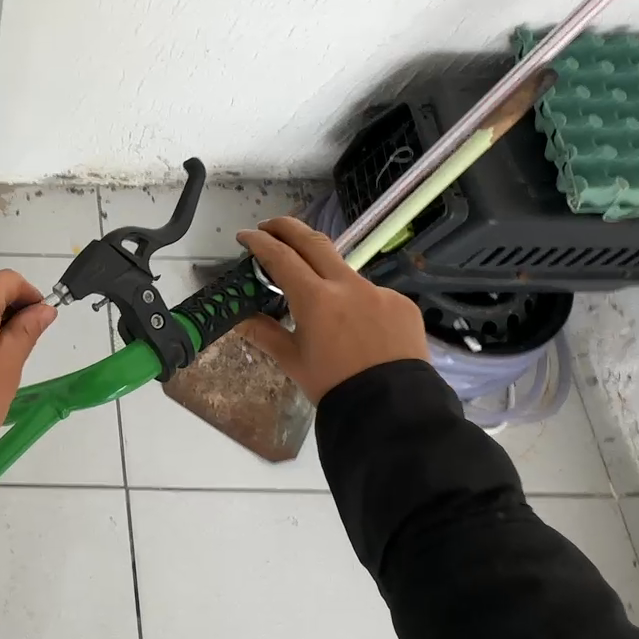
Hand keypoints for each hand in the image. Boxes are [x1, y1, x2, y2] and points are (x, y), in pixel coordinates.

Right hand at [234, 216, 429, 402]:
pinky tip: (353, 324)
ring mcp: (378, 292)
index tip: (245, 236)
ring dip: (321, 269)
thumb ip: (263, 332)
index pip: (280, 257)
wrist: (393, 411)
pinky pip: (370, 292)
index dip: (259, 242)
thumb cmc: (334, 386)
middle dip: (287, 228)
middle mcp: (348, 286)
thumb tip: (237, 318)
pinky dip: (353, 299)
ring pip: (342, 268)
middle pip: (313, 241)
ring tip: (312, 289)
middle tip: (269, 227)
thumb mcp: (292, 360)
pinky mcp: (401, 303)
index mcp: (316, 299)